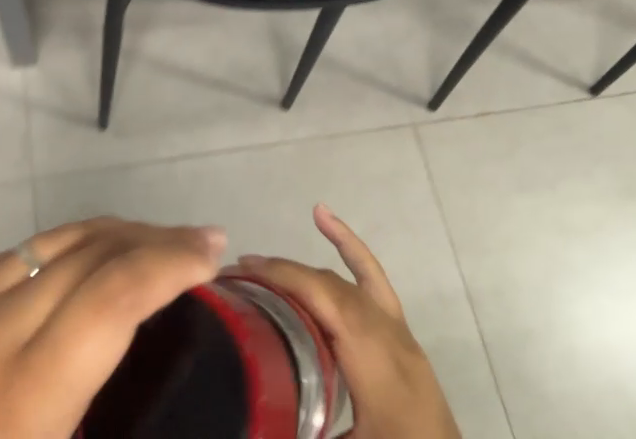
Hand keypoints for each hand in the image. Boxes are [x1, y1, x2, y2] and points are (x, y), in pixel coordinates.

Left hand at [0, 217, 224, 438]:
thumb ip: (108, 420)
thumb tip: (162, 406)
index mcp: (29, 391)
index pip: (114, 297)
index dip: (170, 264)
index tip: (213, 253)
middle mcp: (0, 327)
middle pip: (94, 255)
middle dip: (157, 240)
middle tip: (203, 243)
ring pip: (60, 240)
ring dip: (119, 232)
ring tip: (161, 241)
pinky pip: (26, 251)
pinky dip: (74, 243)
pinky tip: (93, 256)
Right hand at [232, 205, 461, 438]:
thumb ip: (298, 429)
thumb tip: (253, 421)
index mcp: (374, 362)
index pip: (327, 300)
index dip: (285, 278)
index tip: (241, 274)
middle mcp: (387, 335)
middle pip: (331, 286)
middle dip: (282, 273)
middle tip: (235, 278)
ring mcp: (397, 330)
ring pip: (347, 281)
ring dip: (303, 270)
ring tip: (259, 265)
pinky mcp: (400, 334)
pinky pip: (373, 278)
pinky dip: (348, 245)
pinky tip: (324, 218)